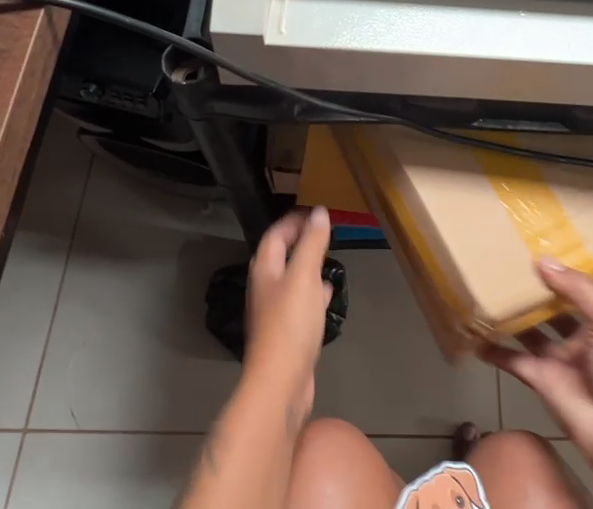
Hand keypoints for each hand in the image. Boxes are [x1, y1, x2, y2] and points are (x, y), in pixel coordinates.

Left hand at [244, 206, 333, 415]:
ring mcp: (275, 313)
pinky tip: (326, 294)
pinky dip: (313, 292)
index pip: (275, 236)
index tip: (313, 211)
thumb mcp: (304, 276)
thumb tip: (318, 212)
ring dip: (307, 266)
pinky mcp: (288, 333)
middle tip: (322, 231)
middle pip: (280, 257)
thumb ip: (311, 243)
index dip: (292, 221)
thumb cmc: (290, 324)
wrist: (281, 382)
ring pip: (291, 280)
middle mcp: (266, 289)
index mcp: (265, 271)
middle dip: (299, 241)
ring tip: (327, 258)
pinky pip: (300, 303)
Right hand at [483, 259, 592, 507]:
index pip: (580, 287)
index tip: (537, 244)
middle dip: (532, 289)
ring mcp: (557, 357)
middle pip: (551, 306)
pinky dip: (495, 349)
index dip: (563, 269)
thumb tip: (542, 261)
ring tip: (486, 289)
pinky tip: (476, 334)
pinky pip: (513, 359)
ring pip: (529, 329)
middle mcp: (579, 335)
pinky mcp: (539, 378)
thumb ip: (579, 291)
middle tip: (504, 261)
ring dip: (512, 314)